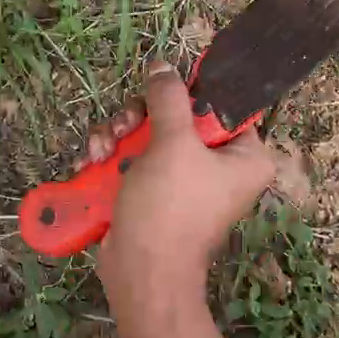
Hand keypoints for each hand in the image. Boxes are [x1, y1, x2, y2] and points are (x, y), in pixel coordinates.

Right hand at [81, 60, 280, 310]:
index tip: (160, 91)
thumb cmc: (170, 207)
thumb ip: (168, 98)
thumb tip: (163, 64)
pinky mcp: (152, 192)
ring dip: (118, 136)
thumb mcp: (172, 143)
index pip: (221, 106)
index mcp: (245, 157)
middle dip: (139, 119)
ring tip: (102, 152)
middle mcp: (218, 167)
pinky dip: (111, 156)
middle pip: (175, 116)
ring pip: (147, 134)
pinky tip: (93, 162)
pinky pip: (132, 157)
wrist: (141, 272)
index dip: (188, 93)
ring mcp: (182, 180)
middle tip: (125, 128)